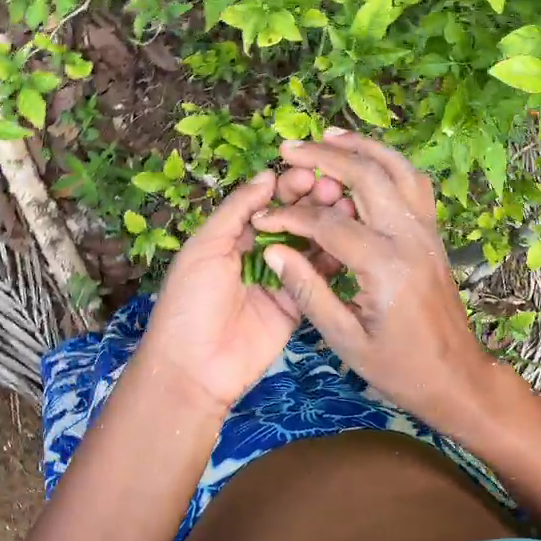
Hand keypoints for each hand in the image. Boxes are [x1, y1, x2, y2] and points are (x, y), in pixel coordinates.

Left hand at [139, 171, 347, 411]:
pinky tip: (350, 240)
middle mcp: (259, 253)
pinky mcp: (297, 305)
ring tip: (346, 206)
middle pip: (291, 220)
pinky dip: (332, 259)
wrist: (195, 367)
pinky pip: (317, 278)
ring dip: (326, 225)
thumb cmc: (190, 300)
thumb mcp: (205, 247)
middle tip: (333, 187)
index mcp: (233, 236)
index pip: (266, 203)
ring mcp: (280, 279)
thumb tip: (267, 175)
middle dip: (311, 202)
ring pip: (308, 245)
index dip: (287, 188)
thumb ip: (237, 210)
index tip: (311, 173)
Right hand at [252, 129, 494, 424]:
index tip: (263, 219)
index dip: (289, 216)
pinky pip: (413, 183)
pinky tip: (366, 161)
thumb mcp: (345, 340)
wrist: (458, 378)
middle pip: (366, 176)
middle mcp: (410, 237)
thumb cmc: (399, 368)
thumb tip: (273, 251)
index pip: (327, 223)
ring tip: (328, 135)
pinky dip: (388, 163)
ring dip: (362, 147)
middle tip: (289, 148)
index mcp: (385, 265)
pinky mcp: (433, 233)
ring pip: (397, 168)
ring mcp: (427, 231)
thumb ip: (308, 290)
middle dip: (324, 156)